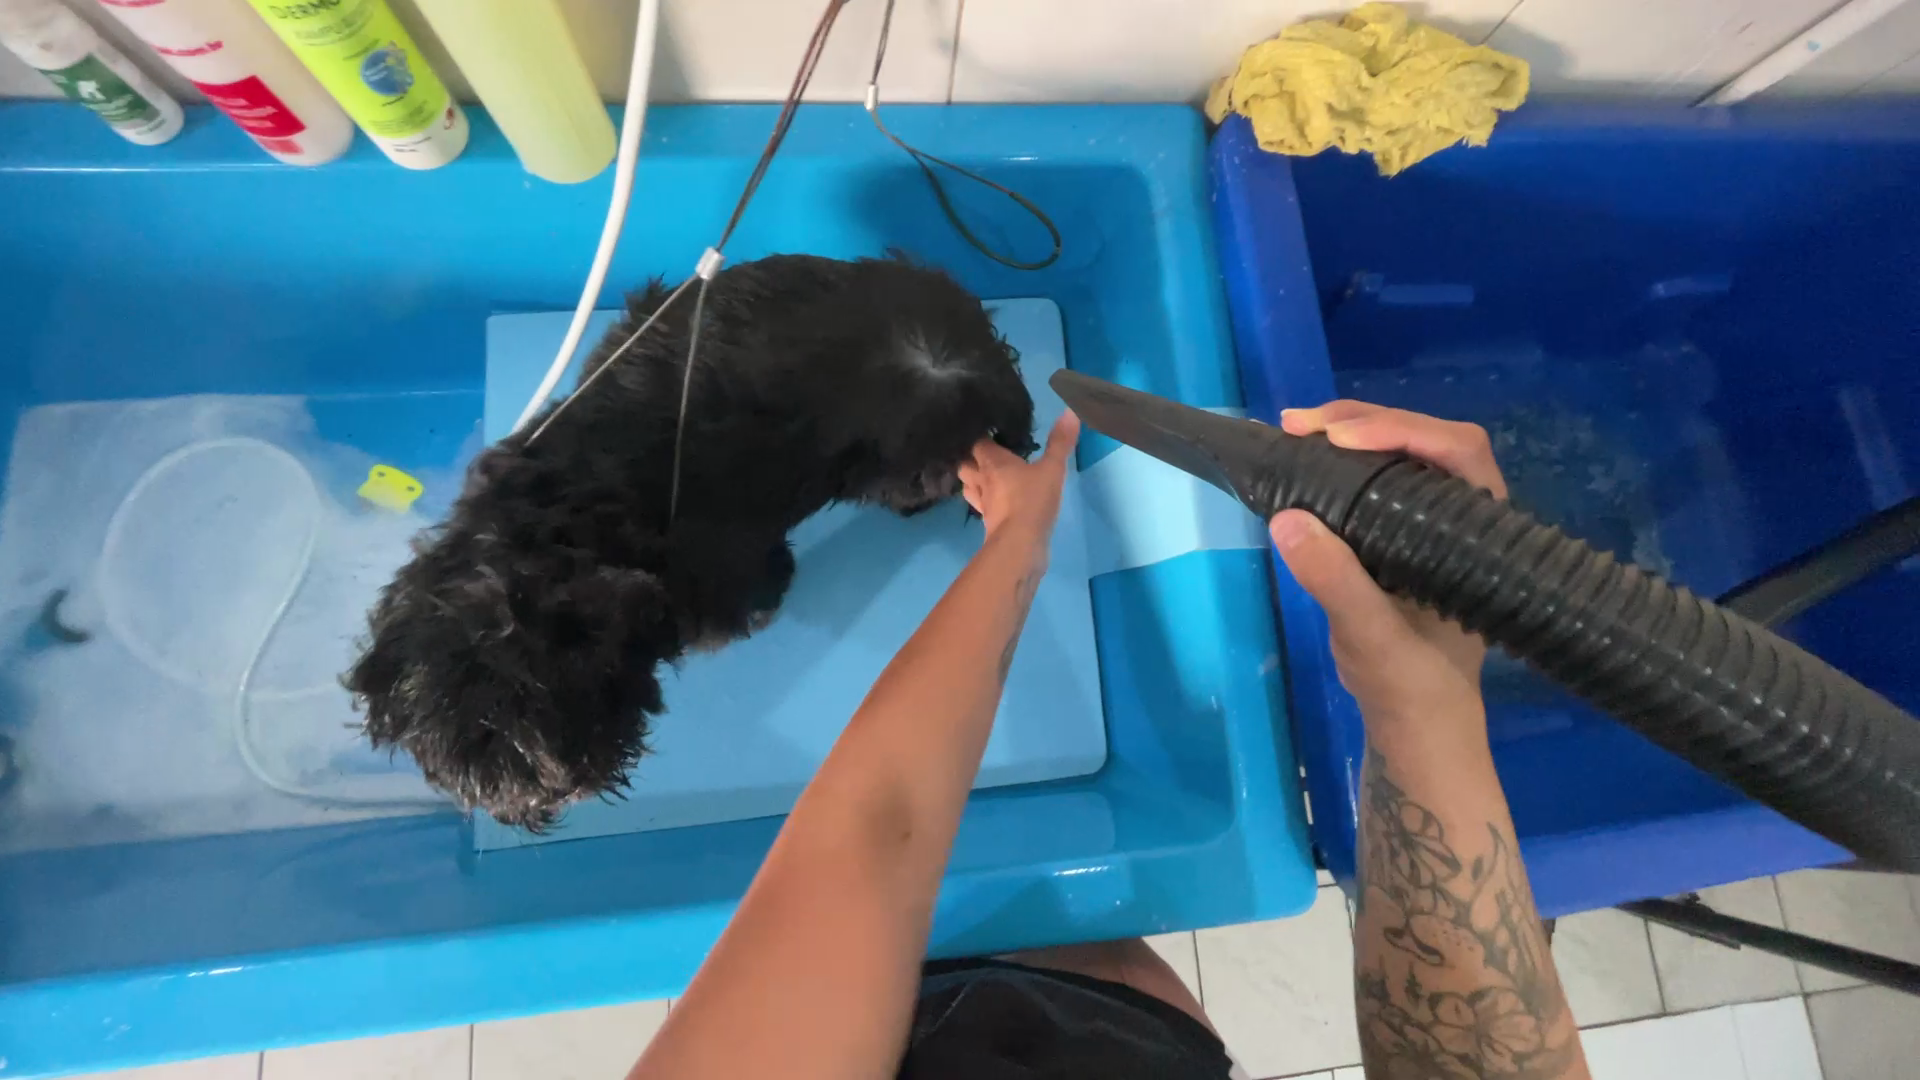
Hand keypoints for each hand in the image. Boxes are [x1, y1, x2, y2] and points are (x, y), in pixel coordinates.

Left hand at [960, 411, 1079, 545]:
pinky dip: (985, 501)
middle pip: (965, 464)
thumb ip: (1060, 442)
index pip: (976, 443)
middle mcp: (981, 480)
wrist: (1020, 544)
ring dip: (974, 481)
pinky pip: (981, 506)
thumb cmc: (1033, 500)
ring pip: (968, 486)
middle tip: (987, 455)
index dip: (982, 437)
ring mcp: (982, 503)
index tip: (992, 433)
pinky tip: (997, 501)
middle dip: (971, 459)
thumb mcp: (1052, 468)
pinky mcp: (988, 522)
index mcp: (991, 462)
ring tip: (988, 477)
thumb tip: (1069, 412)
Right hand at [1268, 401, 1507, 732]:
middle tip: (1298, 424)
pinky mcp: (1398, 531)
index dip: (1401, 431)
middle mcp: (1462, 515)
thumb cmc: (1407, 681)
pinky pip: (1375, 476)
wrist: (1412, 716)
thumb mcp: (1369, 637)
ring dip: (1348, 432)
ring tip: (1294, 430)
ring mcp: (1430, 521)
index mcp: (1479, 532)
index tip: (1338, 437)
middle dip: (1364, 421)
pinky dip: (1337, 459)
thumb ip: (1335, 581)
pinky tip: (1305, 457)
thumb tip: (1286, 519)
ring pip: (1400, 452)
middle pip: (1424, 439)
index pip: (1457, 452)